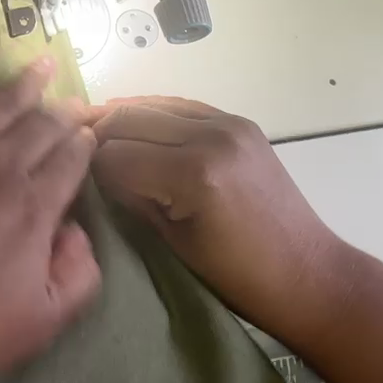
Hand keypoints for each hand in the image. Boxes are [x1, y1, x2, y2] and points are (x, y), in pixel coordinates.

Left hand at [0, 35, 101, 382]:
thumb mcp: (37, 324)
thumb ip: (76, 277)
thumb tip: (78, 232)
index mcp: (35, 205)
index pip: (70, 161)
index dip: (83, 146)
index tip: (89, 135)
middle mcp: (2, 163)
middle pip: (42, 127)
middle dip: (64, 112)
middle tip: (77, 100)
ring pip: (1, 103)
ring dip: (26, 82)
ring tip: (43, 63)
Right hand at [86, 96, 347, 334]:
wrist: (310, 275)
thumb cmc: (239, 277)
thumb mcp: (173, 243)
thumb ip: (132, 197)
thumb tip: (93, 169)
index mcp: (195, 174)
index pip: (118, 155)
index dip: (91, 166)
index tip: (74, 176)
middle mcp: (211, 136)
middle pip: (131, 119)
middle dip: (100, 132)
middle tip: (73, 146)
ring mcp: (228, 123)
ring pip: (154, 104)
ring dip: (123, 116)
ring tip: (95, 129)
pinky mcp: (238, 121)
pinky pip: (181, 106)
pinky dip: (154, 113)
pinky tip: (135, 124)